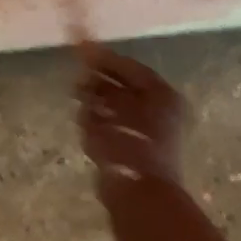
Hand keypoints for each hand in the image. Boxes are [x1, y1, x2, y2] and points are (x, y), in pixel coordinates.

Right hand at [77, 45, 186, 193]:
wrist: (140, 190)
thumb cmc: (130, 142)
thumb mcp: (114, 107)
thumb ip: (99, 86)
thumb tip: (87, 72)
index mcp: (162, 94)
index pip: (130, 68)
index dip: (105, 59)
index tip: (81, 50)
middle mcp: (160, 110)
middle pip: (126, 87)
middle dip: (100, 81)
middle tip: (77, 77)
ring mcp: (149, 132)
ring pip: (119, 107)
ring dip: (98, 100)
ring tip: (78, 96)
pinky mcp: (136, 150)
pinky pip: (116, 127)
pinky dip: (100, 121)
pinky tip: (85, 120)